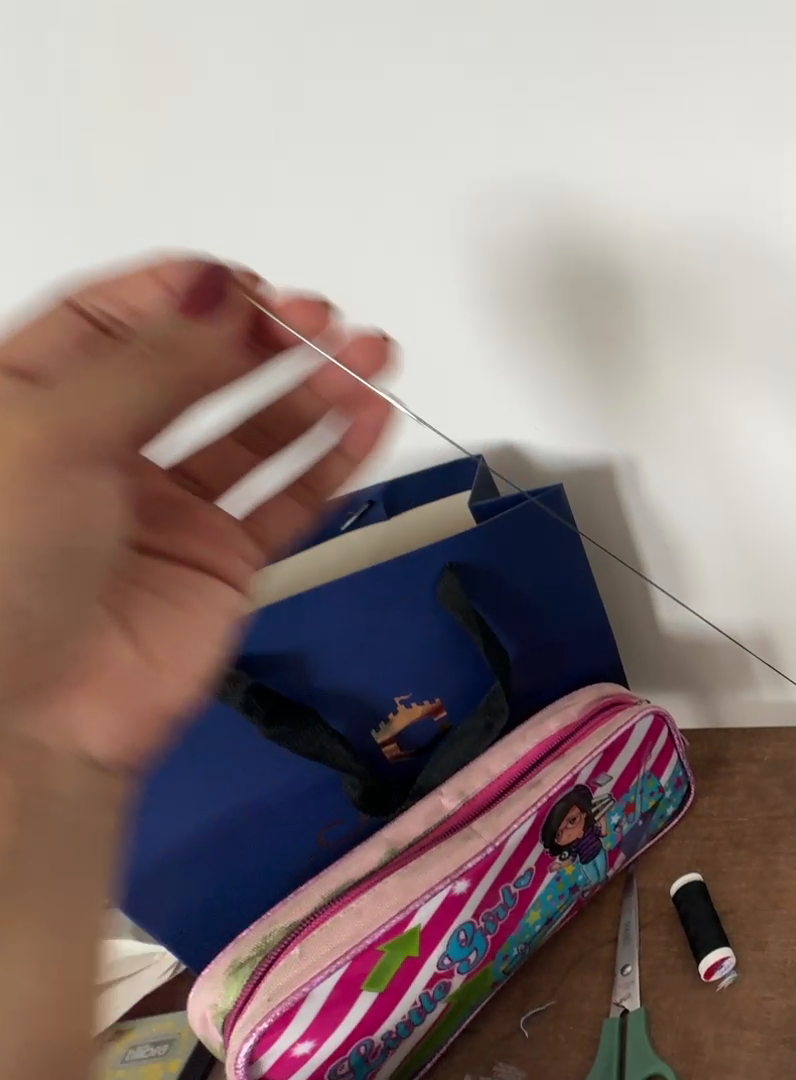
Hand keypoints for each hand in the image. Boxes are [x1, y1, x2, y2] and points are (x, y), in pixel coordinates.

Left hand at [0, 257, 394, 774]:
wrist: (22, 718)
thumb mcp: (47, 440)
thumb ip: (148, 365)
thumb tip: (222, 289)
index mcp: (19, 408)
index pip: (105, 328)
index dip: (180, 298)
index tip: (251, 284)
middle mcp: (96, 451)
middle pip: (197, 376)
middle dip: (265, 343)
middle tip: (327, 321)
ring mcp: (169, 507)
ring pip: (259, 436)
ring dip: (318, 396)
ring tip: (374, 361)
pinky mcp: (229, 557)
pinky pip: (292, 498)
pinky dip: (337, 460)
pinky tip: (373, 424)